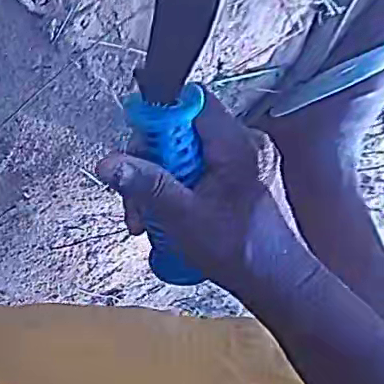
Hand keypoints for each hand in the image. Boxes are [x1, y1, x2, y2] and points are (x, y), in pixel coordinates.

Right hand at [94, 91, 319, 303]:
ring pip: (179, 153)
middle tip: (136, 198)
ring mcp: (239, 159)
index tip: (135, 150)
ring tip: (146, 216)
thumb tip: (108, 163)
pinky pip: (190, 168)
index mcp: (238, 145)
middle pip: (177, 131)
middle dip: (147, 163)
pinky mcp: (234, 175)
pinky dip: (170, 188)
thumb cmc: (240, 250)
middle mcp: (243, 144)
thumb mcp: (182, 216)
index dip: (157, 119)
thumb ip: (145, 184)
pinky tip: (162, 214)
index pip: (191, 103)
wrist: (275, 280)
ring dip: (154, 182)